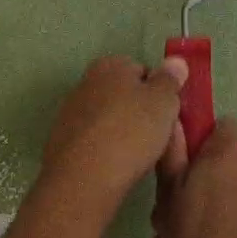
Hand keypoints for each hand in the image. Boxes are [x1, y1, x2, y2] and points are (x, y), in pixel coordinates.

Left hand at [38, 55, 188, 213]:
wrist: (84, 177)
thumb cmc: (131, 133)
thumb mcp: (163, 102)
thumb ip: (170, 79)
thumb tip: (175, 60)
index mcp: (110, 65)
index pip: (143, 71)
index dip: (159, 93)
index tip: (168, 114)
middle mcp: (85, 82)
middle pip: (123, 94)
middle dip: (139, 112)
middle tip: (157, 136)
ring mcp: (69, 112)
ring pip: (108, 118)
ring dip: (121, 131)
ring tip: (137, 155)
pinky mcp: (61, 140)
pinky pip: (93, 140)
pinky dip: (104, 148)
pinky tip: (114, 166)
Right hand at [150, 118, 236, 237]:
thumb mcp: (169, 194)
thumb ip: (171, 154)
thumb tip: (173, 119)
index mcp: (228, 154)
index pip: (217, 123)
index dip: (192, 134)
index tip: (169, 158)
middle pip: (208, 166)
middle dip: (179, 188)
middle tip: (158, 216)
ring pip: (209, 201)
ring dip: (184, 221)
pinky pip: (220, 226)